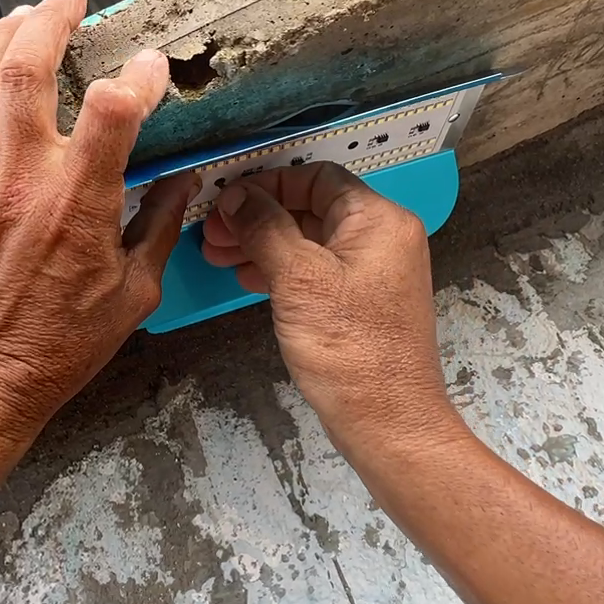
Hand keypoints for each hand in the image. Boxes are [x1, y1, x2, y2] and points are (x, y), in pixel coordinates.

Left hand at [0, 0, 196, 444]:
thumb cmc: (61, 344)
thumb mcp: (135, 292)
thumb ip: (162, 225)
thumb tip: (185, 179)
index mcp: (79, 203)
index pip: (115, 109)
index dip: (139, 76)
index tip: (151, 67)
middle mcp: (21, 181)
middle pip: (30, 71)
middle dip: (52, 21)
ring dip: (1, 37)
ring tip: (23, 13)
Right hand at [201, 162, 455, 454]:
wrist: (390, 426)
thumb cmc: (348, 346)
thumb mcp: (298, 278)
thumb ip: (264, 226)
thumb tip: (234, 195)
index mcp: (377, 219)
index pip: (315, 177)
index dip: (267, 183)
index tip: (226, 200)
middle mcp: (381, 237)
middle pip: (308, 207)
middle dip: (256, 216)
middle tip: (213, 232)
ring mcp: (372, 271)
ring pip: (307, 240)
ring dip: (261, 243)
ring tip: (216, 255)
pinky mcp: (360, 301)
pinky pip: (314, 269)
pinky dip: (279, 268)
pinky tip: (245, 278)